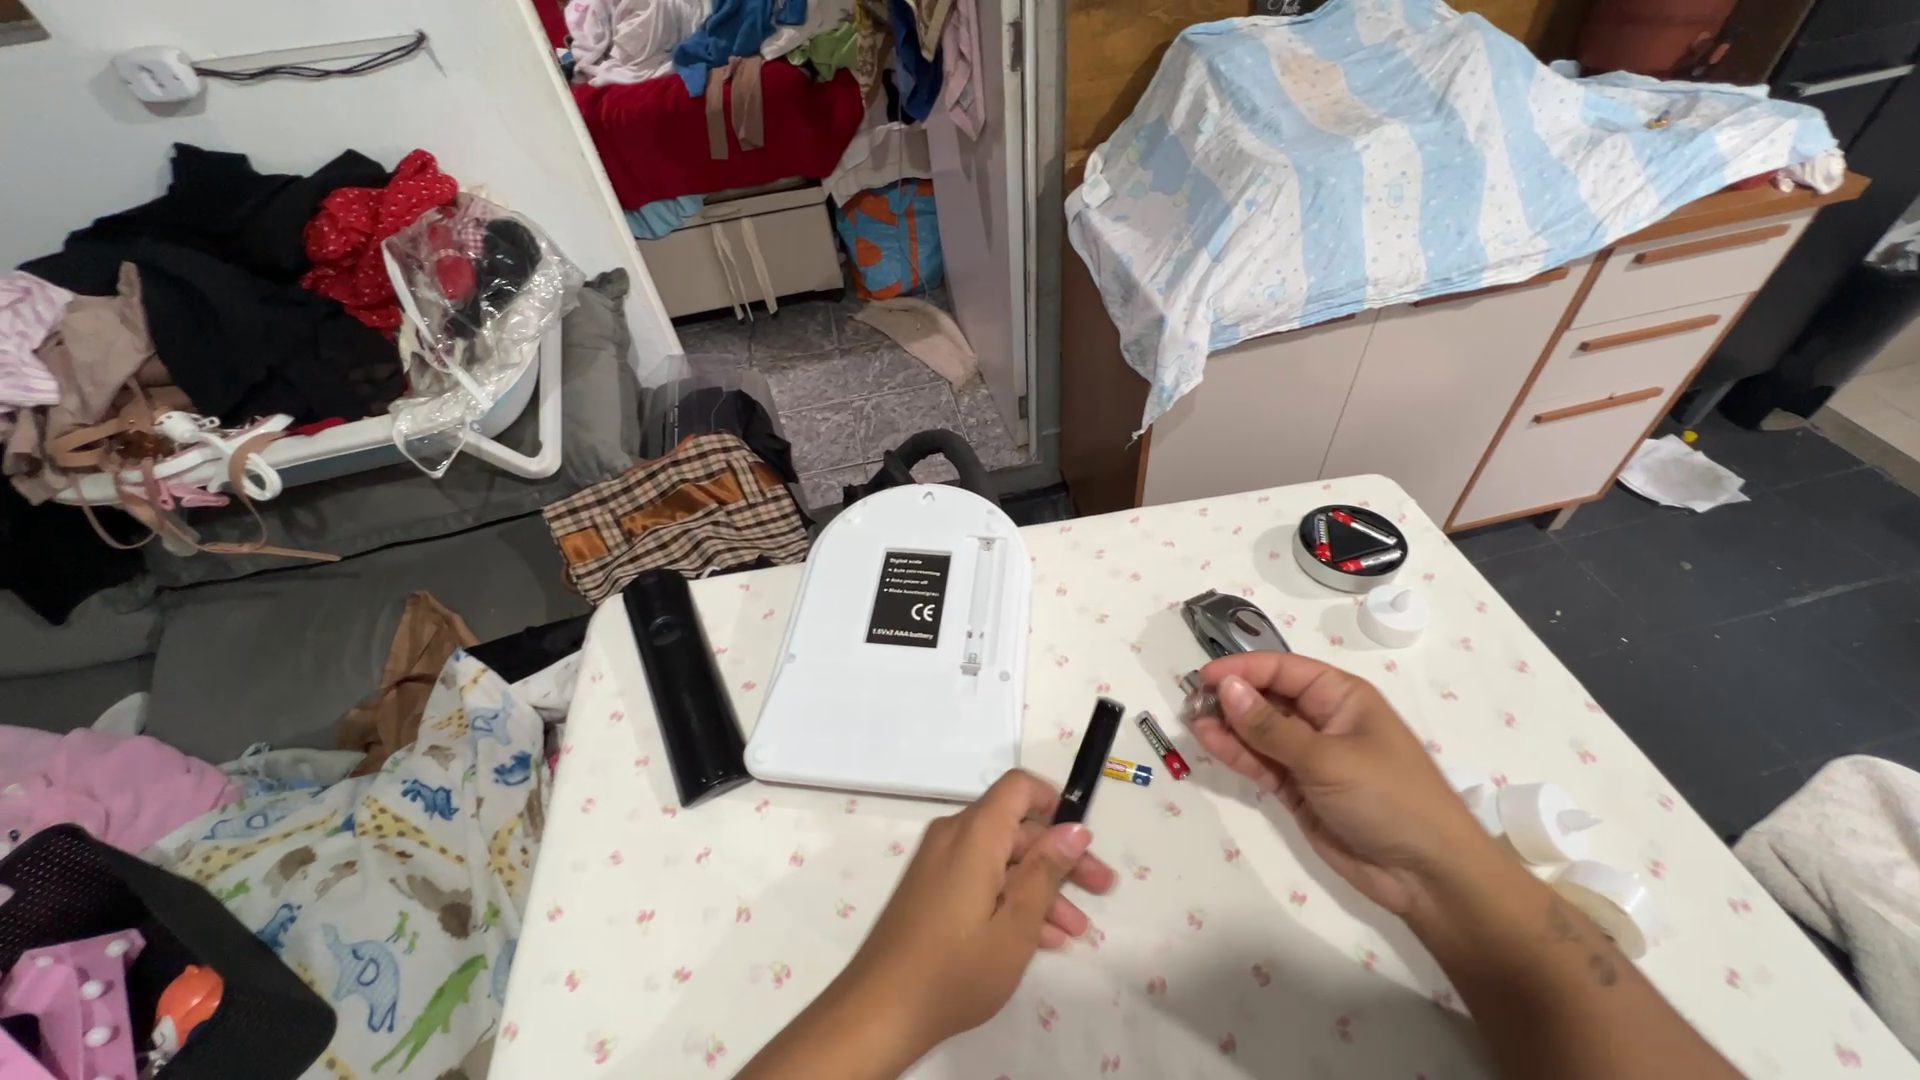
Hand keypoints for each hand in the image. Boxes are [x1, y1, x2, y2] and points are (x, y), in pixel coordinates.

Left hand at [839, 769, 1117, 1049]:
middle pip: (1015, 827)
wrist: (880, 1010)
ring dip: (1040, 887)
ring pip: (1001, 858)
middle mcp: (954, 836)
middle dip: (1061, 858)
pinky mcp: (932, 888)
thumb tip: (1075, 827)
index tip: (1082, 841)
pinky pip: (980, 877)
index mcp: (975, 833)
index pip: (1019, 787)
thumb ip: (1046, 871)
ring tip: (1076, 930)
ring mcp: (939, 863)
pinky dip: (1010, 897)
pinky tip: (1040, 938)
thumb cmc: (956, 968)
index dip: (1054, 804)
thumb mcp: (1015, 924)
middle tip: (1101, 890)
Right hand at [1188, 652, 1494, 913]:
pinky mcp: (1297, 789)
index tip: (1204, 677)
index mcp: (1342, 697)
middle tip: (1190, 701)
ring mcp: (1309, 756)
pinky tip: (1209, 742)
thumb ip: (1270, 727)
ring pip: (1258, 731)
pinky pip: (1260, 762)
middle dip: (1231, 696)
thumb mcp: (1328, 758)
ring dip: (1227, 725)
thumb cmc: (1390, 798)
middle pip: (1267, 697)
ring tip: (1192, 721)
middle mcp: (1323, 720)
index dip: (1243, 669)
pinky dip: (1235, 752)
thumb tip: (1225, 687)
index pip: (1284, 670)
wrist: (1428, 875)